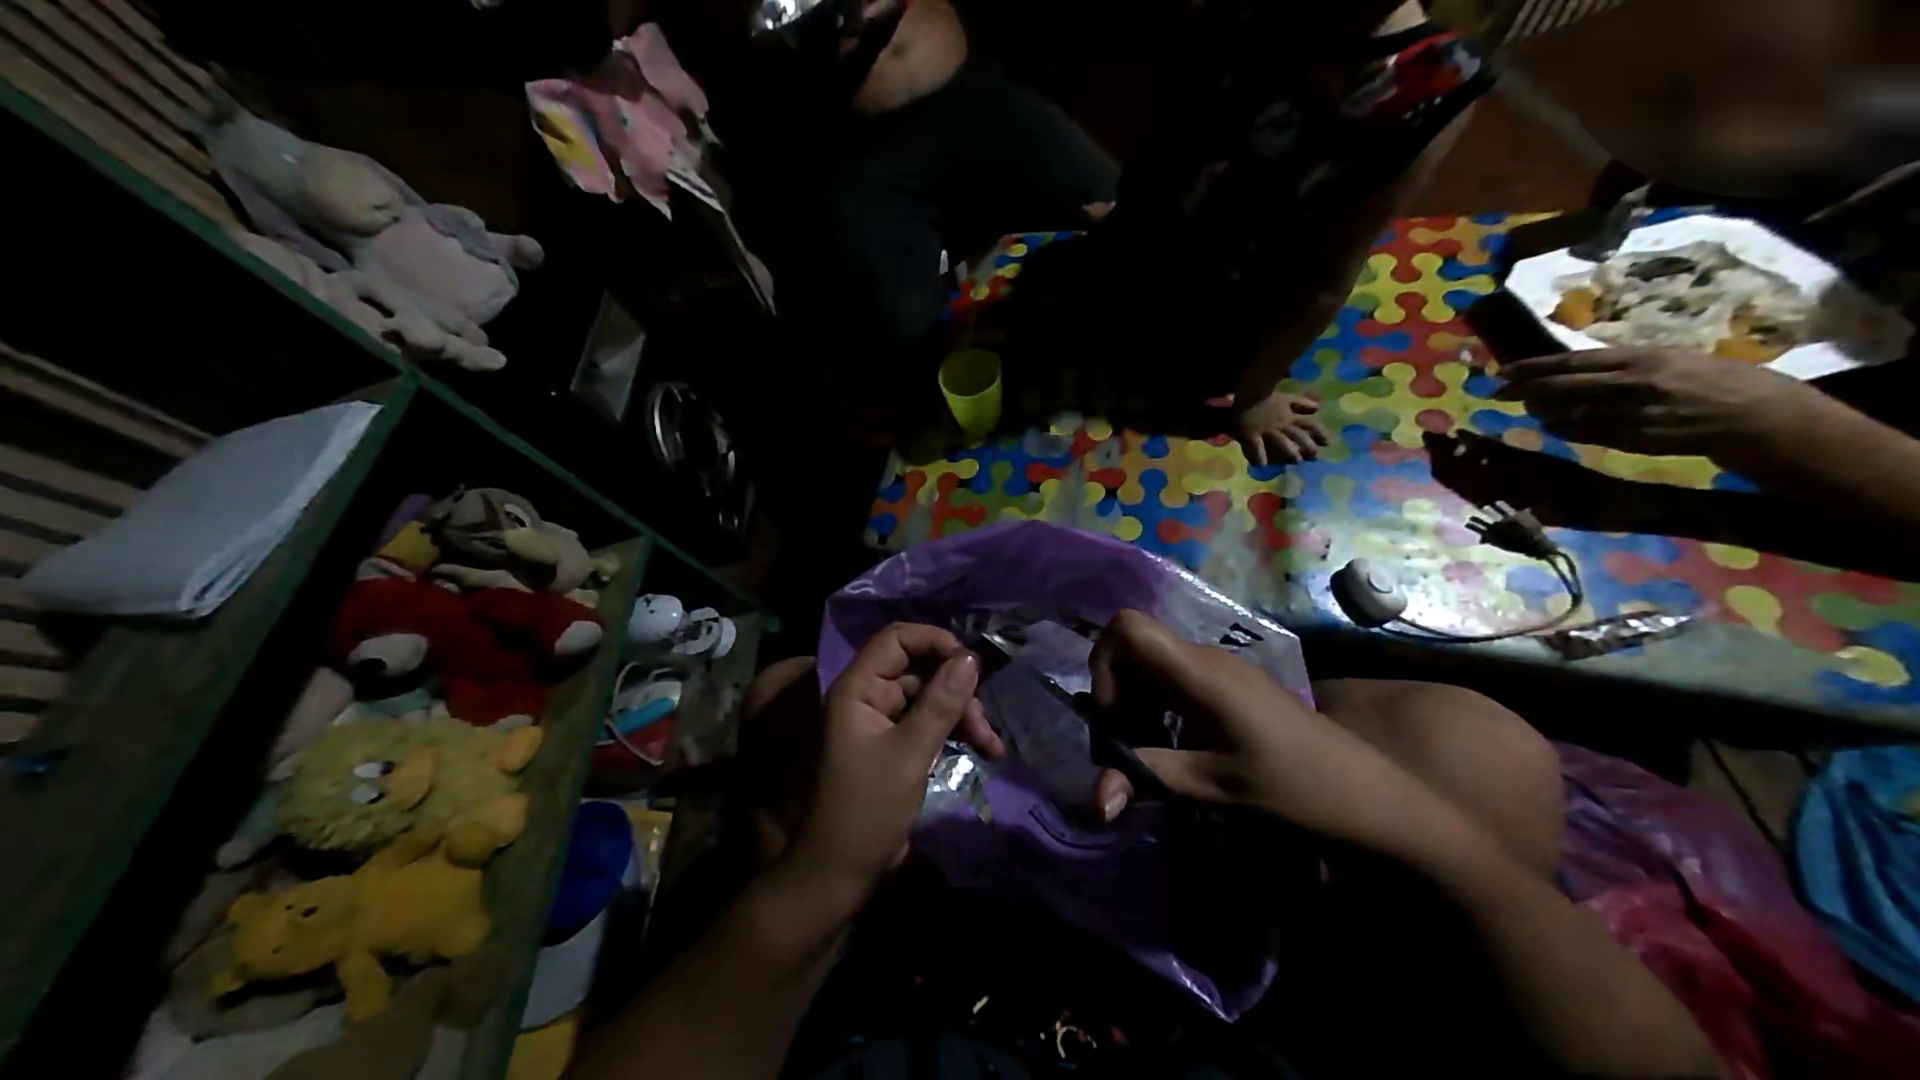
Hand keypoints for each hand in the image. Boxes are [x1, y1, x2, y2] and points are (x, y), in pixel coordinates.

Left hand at [783, 624, 1003, 899]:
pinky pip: (929, 721)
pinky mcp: (895, 744)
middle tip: (984, 724)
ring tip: (991, 744)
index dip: (935, 642)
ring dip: (962, 713)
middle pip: (920, 669)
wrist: (841, 871)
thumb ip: (940, 703)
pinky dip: (955, 731)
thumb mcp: (910, 754)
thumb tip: (970, 658)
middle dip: (957, 689)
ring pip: (930, 696)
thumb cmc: (867, 809)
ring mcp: (882, 721)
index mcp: (858, 689)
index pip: (897, 639)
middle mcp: (868, 696)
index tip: (972, 664)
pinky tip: (984, 749)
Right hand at [1089, 612, 1456, 857]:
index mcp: (1201, 672)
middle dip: (1115, 687)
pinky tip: (1172, 744)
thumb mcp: (1215, 786)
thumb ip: (1149, 777)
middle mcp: (1206, 658)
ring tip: (1147, 748)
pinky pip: (1173, 677)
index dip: (1104, 661)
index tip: (1113, 714)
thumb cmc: (1295, 787)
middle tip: (1125, 740)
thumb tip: (1095, 800)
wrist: (1368, 795)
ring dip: (1134, 699)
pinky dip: (1156, 704)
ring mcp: (1220, 669)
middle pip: (1133, 644)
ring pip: (1151, 662)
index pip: (1127, 626)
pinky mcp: (1230, 685)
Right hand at [1233, 392, 1329, 465]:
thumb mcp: (1285, 398)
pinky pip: (1255, 446)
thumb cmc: (1264, 398)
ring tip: (1295, 461)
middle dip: (1308, 447)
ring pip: (1281, 442)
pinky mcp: (1249, 434)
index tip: (1327, 443)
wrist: (1244, 393)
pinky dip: (1258, 456)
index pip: (1309, 425)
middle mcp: (1281, 425)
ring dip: (1289, 452)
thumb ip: (1301, 403)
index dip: (1319, 433)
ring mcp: (1266, 430)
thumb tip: (1318, 408)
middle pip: (1298, 436)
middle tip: (1313, 457)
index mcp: (1289, 416)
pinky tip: (1261, 465)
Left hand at [1493, 347, 1819, 457]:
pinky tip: (1552, 425)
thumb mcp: (1671, 358)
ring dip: (1542, 410)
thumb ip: (1624, 365)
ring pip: (1567, 412)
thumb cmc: (1714, 380)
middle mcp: (1631, 383)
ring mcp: (1630, 412)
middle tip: (1498, 391)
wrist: (1756, 414)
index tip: (1505, 370)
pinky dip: (1563, 429)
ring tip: (1528, 407)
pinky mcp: (1631, 437)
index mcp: (1642, 357)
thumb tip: (1578, 368)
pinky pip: (1584, 434)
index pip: (1572, 361)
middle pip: (1561, 386)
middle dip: (1525, 389)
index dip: (1534, 367)